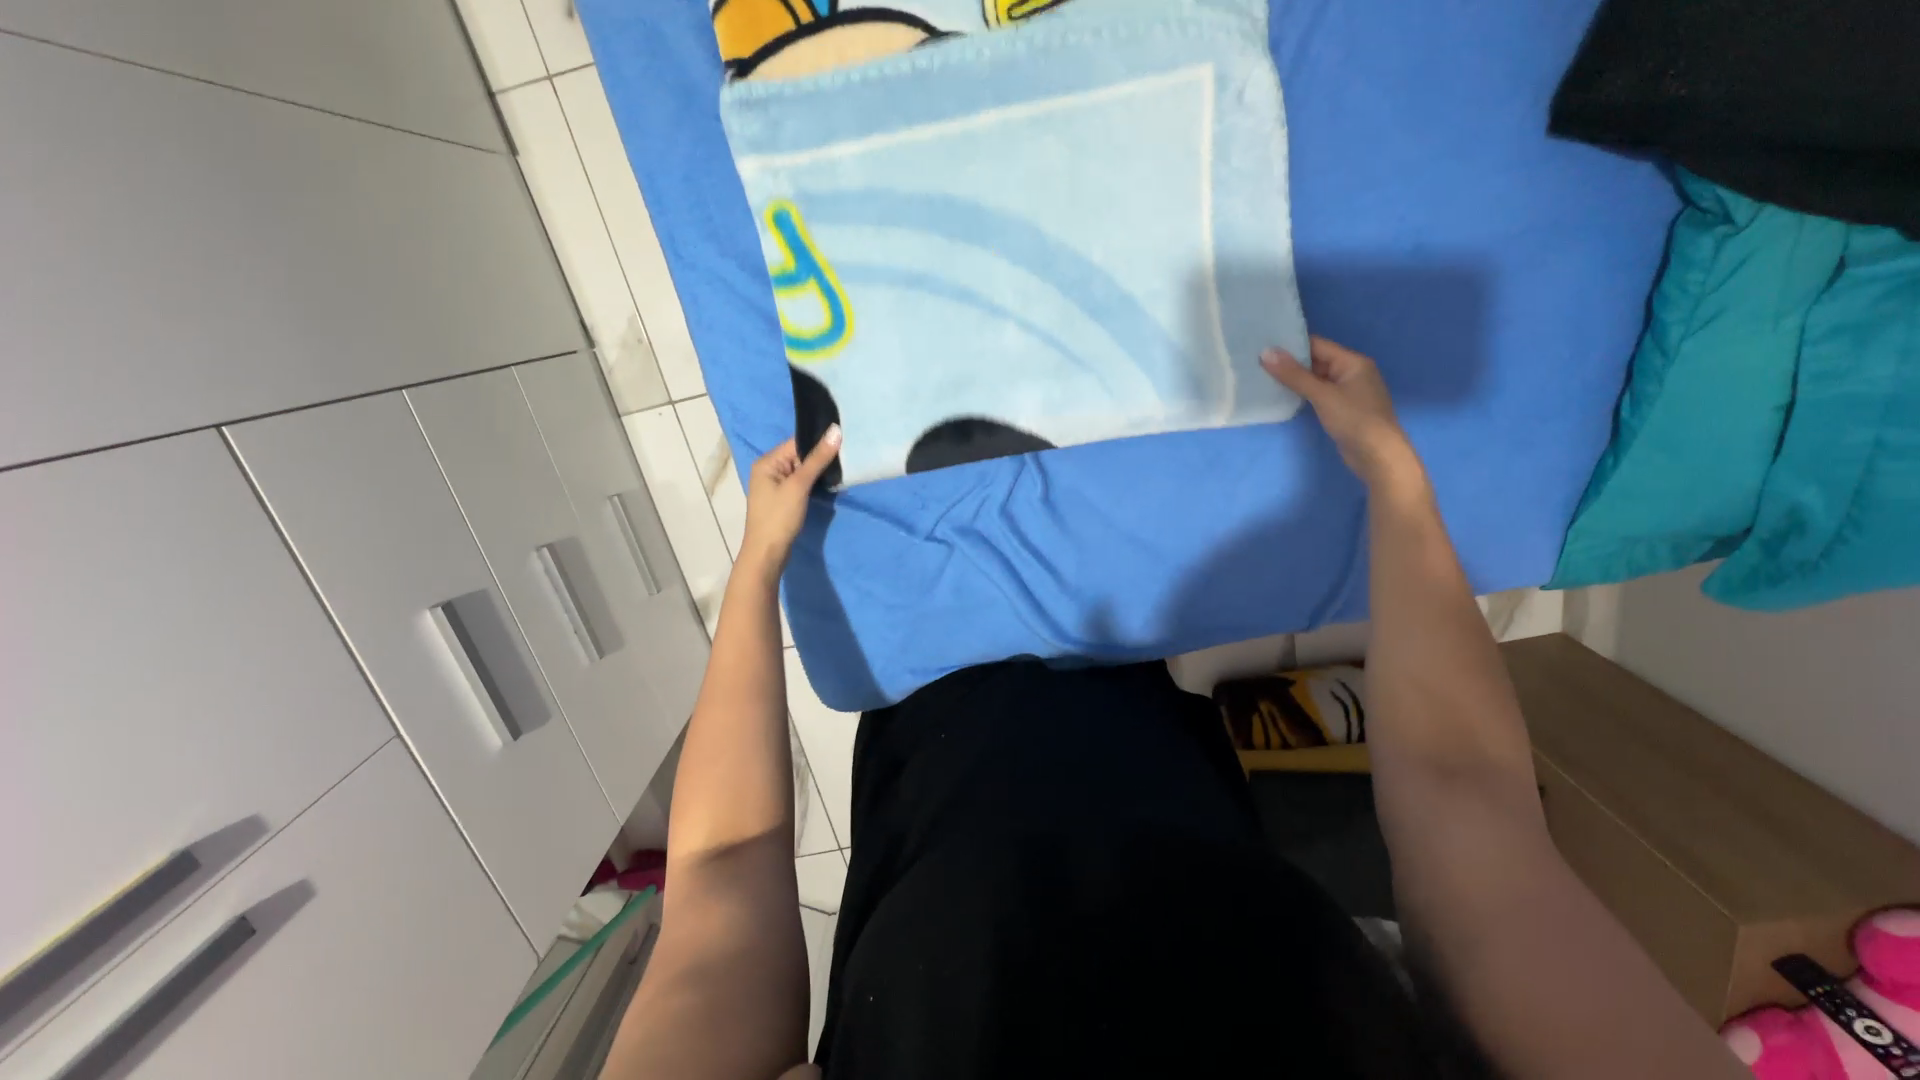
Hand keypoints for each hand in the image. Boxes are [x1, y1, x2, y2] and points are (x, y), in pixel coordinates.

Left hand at [739, 425, 841, 572]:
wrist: (767, 553)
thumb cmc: (779, 517)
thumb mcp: (799, 485)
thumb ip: (817, 459)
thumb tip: (835, 431)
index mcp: (767, 462)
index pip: (796, 442)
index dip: (818, 442)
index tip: (843, 442)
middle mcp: (769, 470)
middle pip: (799, 456)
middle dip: (820, 458)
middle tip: (847, 457)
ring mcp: (775, 486)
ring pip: (802, 471)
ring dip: (819, 472)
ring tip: (842, 470)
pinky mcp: (783, 500)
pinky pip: (800, 484)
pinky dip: (814, 485)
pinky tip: (829, 486)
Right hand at [1261, 337, 1418, 487]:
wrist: (1378, 456)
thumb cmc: (1354, 419)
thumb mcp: (1322, 394)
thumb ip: (1294, 375)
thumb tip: (1266, 353)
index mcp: (1353, 362)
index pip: (1318, 345)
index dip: (1292, 345)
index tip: (1265, 346)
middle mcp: (1352, 372)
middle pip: (1317, 361)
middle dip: (1291, 363)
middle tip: (1259, 362)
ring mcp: (1348, 392)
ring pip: (1317, 379)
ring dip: (1295, 380)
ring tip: (1265, 377)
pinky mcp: (1342, 410)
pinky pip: (1320, 395)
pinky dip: (1303, 394)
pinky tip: (1284, 397)